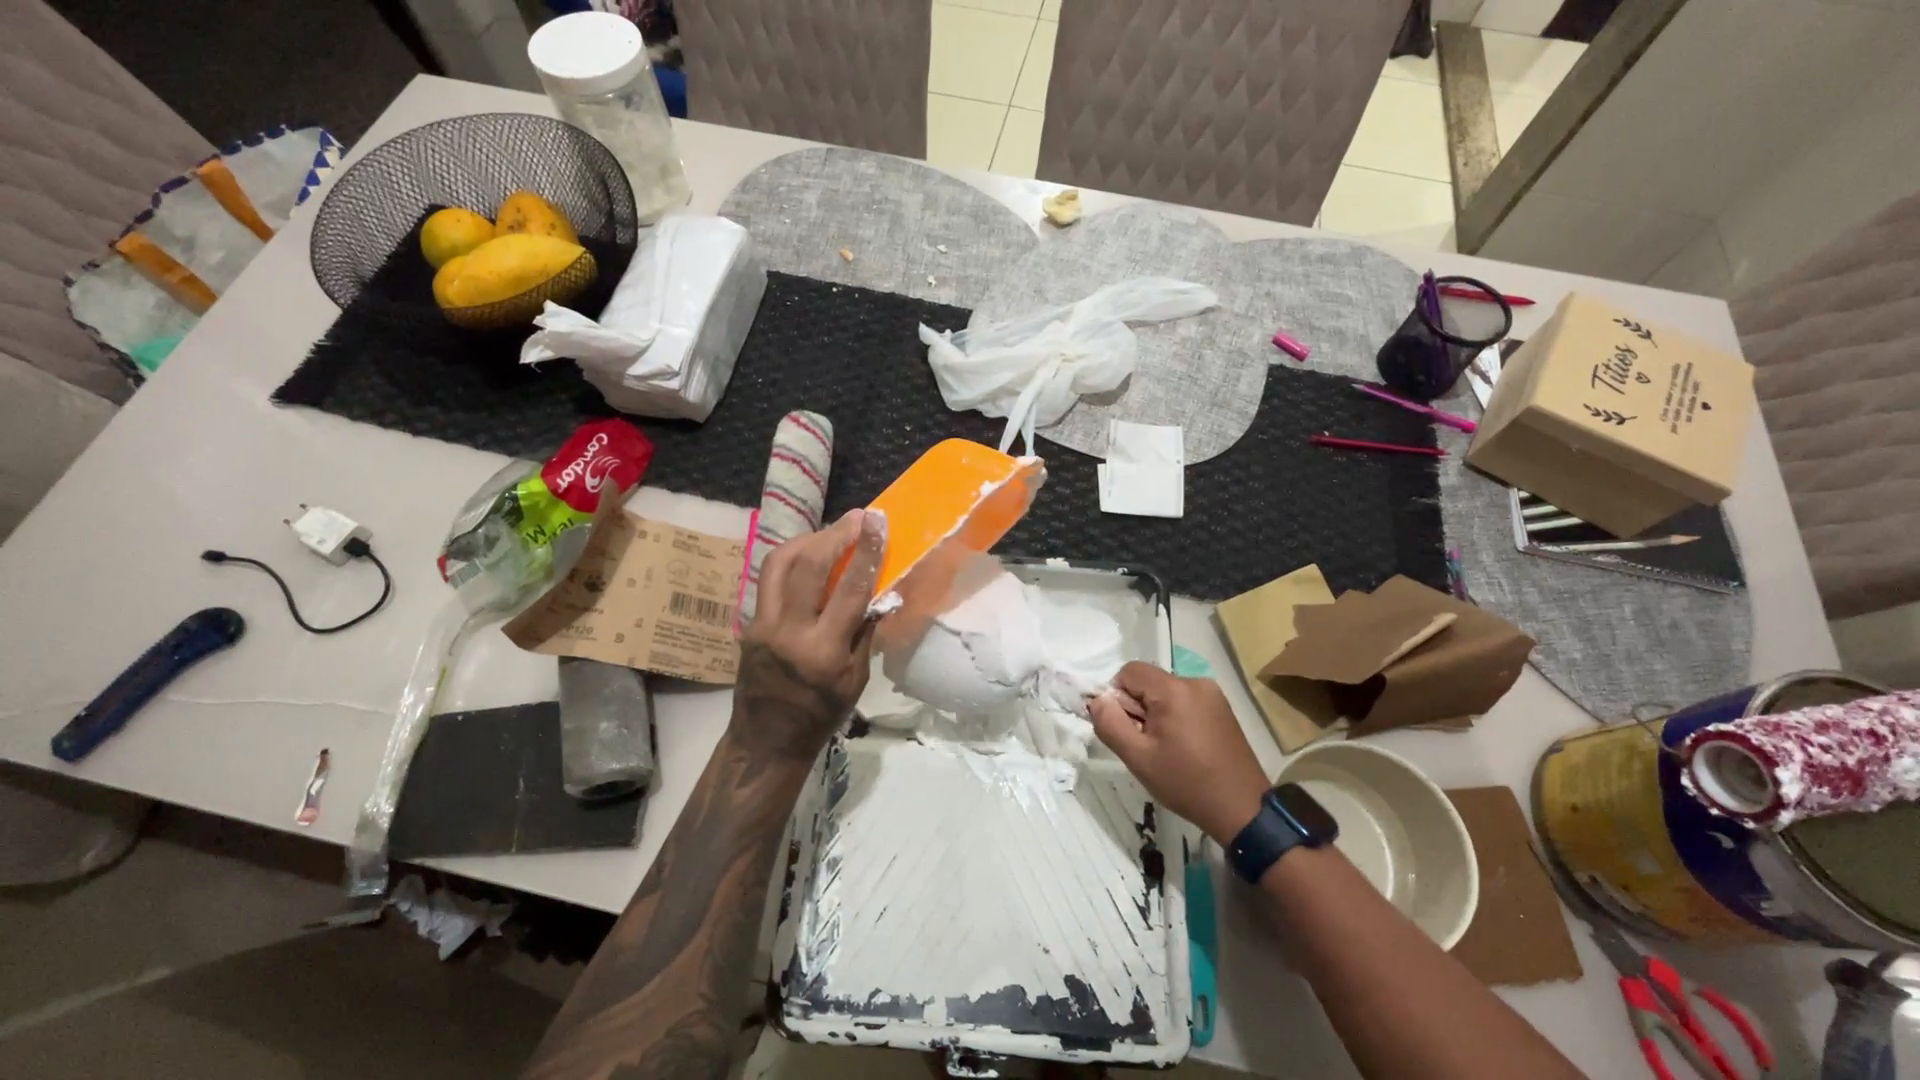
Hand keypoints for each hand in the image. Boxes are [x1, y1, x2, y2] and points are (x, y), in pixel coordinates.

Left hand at [733, 509, 884, 759]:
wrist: (766, 741)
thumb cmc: (820, 715)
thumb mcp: (856, 680)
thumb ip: (864, 633)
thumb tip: (878, 592)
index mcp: (823, 651)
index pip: (849, 589)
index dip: (865, 551)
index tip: (877, 521)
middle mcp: (789, 631)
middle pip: (808, 565)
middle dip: (835, 534)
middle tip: (856, 518)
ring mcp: (763, 624)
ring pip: (779, 563)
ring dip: (807, 540)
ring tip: (829, 533)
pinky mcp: (749, 624)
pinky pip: (769, 580)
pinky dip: (790, 561)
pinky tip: (807, 559)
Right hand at [1088, 662, 1271, 843]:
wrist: (1241, 808)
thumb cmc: (1186, 783)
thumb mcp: (1138, 758)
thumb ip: (1110, 724)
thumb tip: (1097, 700)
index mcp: (1175, 690)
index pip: (1129, 671)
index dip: (1117, 696)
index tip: (1125, 729)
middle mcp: (1196, 682)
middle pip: (1149, 682)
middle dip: (1138, 708)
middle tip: (1145, 745)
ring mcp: (1213, 694)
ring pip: (1166, 693)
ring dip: (1156, 714)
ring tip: (1165, 750)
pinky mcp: (1222, 708)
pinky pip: (1185, 701)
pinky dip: (1175, 718)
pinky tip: (1183, 747)